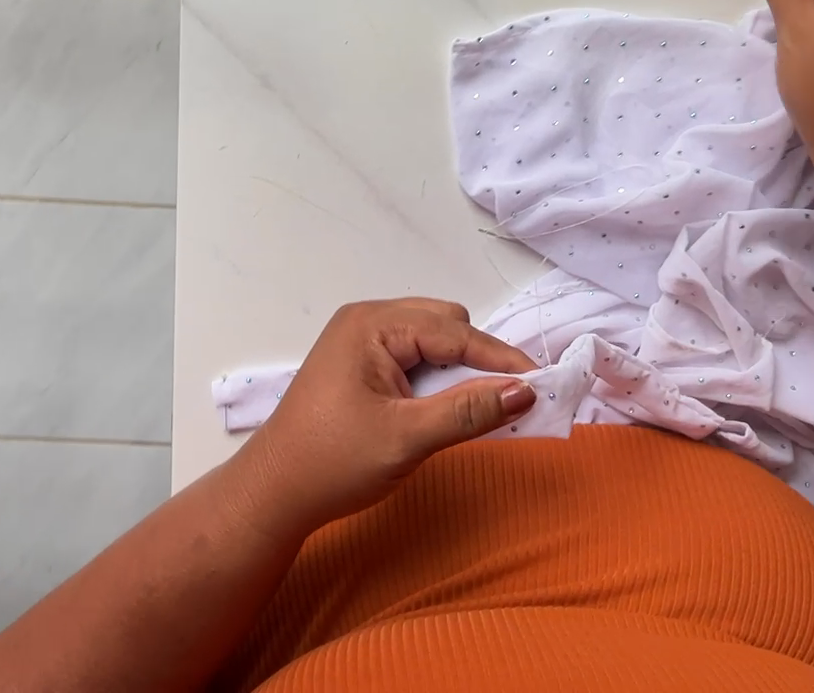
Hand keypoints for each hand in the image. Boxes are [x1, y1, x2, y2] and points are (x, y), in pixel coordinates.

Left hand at [227, 298, 536, 535]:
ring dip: (456, 369)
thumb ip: (468, 411)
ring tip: (472, 406)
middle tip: (503, 399)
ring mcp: (360, 339)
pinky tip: (442, 406)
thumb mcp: (406, 438)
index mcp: (373, 324)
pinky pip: (413, 356)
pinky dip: (436, 377)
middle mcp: (367, 320)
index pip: (453, 330)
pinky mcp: (360, 362)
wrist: (273, 493)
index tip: (540, 380)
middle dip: (476, 359)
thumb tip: (526, 390)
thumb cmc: (333, 462)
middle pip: (444, 324)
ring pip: (431, 339)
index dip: (499, 357)